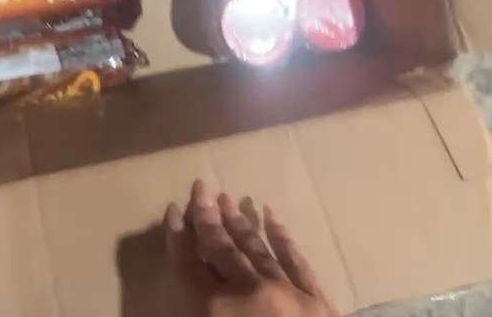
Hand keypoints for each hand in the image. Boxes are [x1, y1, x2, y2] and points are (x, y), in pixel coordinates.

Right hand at [165, 180, 340, 316]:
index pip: (188, 265)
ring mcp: (286, 292)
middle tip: (200, 187)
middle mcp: (246, 292)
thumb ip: (195, 313)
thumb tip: (188, 300)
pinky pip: (295, 262)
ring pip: (256, 248)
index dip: (177, 237)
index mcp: (214, 311)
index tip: (172, 208)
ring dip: (239, 222)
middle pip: (221, 248)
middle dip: (207, 217)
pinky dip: (282, 237)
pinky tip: (271, 216)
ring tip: (228, 198)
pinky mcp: (319, 302)